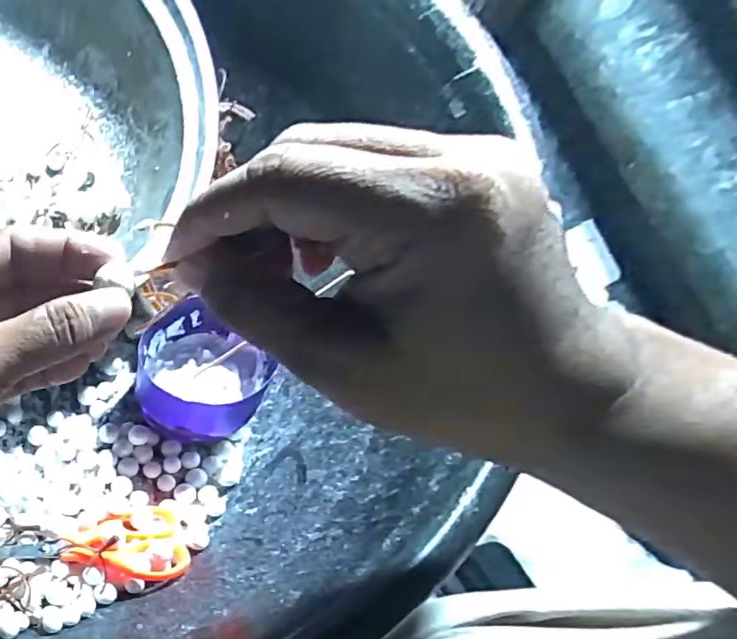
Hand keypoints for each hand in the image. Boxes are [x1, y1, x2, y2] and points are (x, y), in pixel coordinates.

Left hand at [0, 228, 132, 521]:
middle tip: (124, 305)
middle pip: (21, 286)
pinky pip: (19, 362)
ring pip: (24, 327)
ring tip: (112, 336)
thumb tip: (116, 303)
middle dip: (71, 295)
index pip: (10, 248)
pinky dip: (50, 362)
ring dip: (66, 331)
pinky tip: (84, 362)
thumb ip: (49, 331)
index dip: (66, 252)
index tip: (118, 263)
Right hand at [163, 124, 635, 463]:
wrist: (561, 388)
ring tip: (262, 270)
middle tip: (211, 270)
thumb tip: (195, 268)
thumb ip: (255, 307)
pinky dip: (311, 205)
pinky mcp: (465, 165)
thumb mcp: (333, 364)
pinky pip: (361, 165)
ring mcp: (468, 151)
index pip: (287, 177)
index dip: (212, 213)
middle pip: (305, 148)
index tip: (174, 260)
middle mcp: (455, 156)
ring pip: (329, 149)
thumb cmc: (449, 393)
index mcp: (430, 209)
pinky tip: (309, 256)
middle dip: (237, 207)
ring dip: (272, 206)